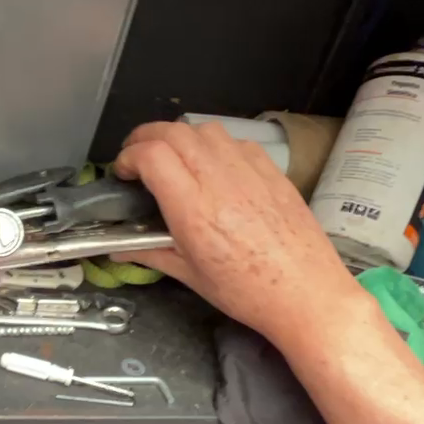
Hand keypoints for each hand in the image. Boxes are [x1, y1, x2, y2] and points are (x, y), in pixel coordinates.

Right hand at [113, 120, 364, 344]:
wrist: (307, 294)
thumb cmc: (248, 292)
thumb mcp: (190, 276)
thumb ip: (148, 253)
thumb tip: (117, 249)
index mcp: (194, 210)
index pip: (152, 155)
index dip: (128, 156)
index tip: (123, 172)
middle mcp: (220, 182)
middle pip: (174, 132)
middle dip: (145, 137)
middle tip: (137, 157)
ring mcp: (249, 172)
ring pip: (204, 129)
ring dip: (180, 136)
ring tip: (173, 158)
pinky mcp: (271, 171)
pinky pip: (235, 141)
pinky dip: (213, 145)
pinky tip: (212, 167)